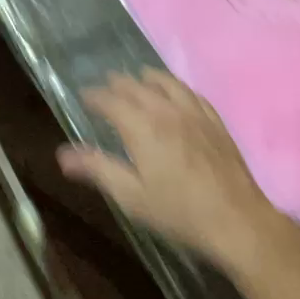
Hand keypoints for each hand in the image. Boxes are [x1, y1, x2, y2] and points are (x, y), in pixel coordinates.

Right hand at [60, 70, 298, 273]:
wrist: (237, 220)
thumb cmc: (178, 212)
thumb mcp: (131, 196)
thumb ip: (98, 169)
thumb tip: (63, 154)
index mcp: (142, 127)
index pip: (111, 101)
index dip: (95, 96)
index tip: (84, 96)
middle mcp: (167, 111)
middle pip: (137, 86)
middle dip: (118, 84)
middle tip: (106, 86)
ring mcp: (195, 114)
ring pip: (167, 83)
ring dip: (148, 78)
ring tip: (139, 78)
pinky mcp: (215, 122)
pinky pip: (192, 93)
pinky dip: (176, 86)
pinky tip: (177, 92)